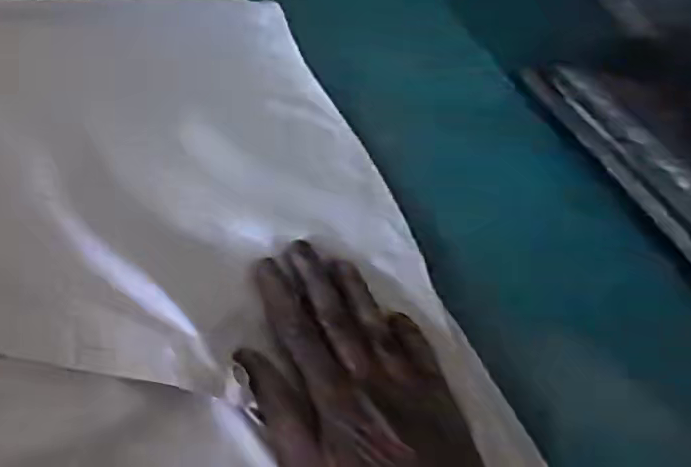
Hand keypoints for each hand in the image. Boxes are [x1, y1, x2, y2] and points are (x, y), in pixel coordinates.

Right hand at [235, 242, 482, 466]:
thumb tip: (246, 354)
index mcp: (334, 396)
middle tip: (299, 246)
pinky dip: (411, 335)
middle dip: (314, 280)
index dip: (280, 295)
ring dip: (357, 294)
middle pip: (336, 320)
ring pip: (377, 329)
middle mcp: (370, 382)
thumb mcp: (307, 465)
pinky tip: (396, 316)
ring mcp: (411, 391)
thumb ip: (280, 410)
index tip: (265, 264)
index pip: (298, 331)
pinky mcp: (444, 407)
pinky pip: (425, 360)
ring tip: (340, 262)